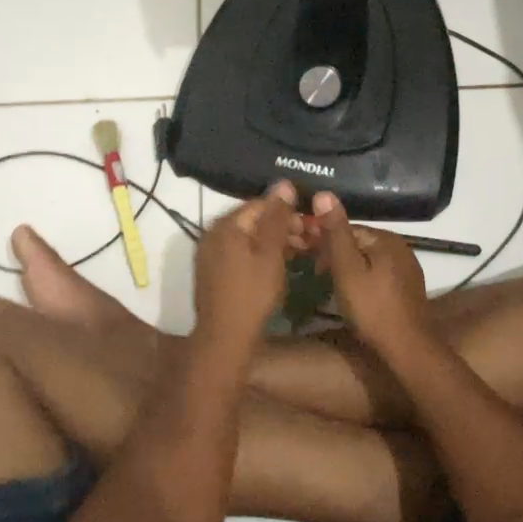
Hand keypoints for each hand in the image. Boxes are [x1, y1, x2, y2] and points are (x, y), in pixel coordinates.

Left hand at [192, 182, 303, 355]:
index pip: (260, 204)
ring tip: (301, 253)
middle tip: (311, 239)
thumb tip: (283, 183)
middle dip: (282, 226)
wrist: (225, 338)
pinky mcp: (214, 273)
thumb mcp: (270, 254)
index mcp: (224, 226)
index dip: (288, 211)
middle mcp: (212, 235)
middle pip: (252, 221)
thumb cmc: (252, 294)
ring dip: (274, 242)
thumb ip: (277, 218)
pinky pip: (240, 254)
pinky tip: (280, 265)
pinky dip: (260, 255)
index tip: (312, 224)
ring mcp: (210, 255)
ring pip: (248, 239)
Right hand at [312, 192, 434, 355]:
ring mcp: (407, 268)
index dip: (320, 237)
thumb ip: (335, 232)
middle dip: (333, 251)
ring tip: (327, 282)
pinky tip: (351, 292)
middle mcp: (400, 247)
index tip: (300, 251)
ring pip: (367, 258)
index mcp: (385, 238)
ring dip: (346, 265)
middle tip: (311, 270)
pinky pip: (378, 273)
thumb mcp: (347, 268)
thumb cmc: (372, 307)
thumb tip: (324, 193)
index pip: (346, 228)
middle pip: (358, 242)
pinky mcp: (408, 287)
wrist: (407, 348)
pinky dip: (361, 277)